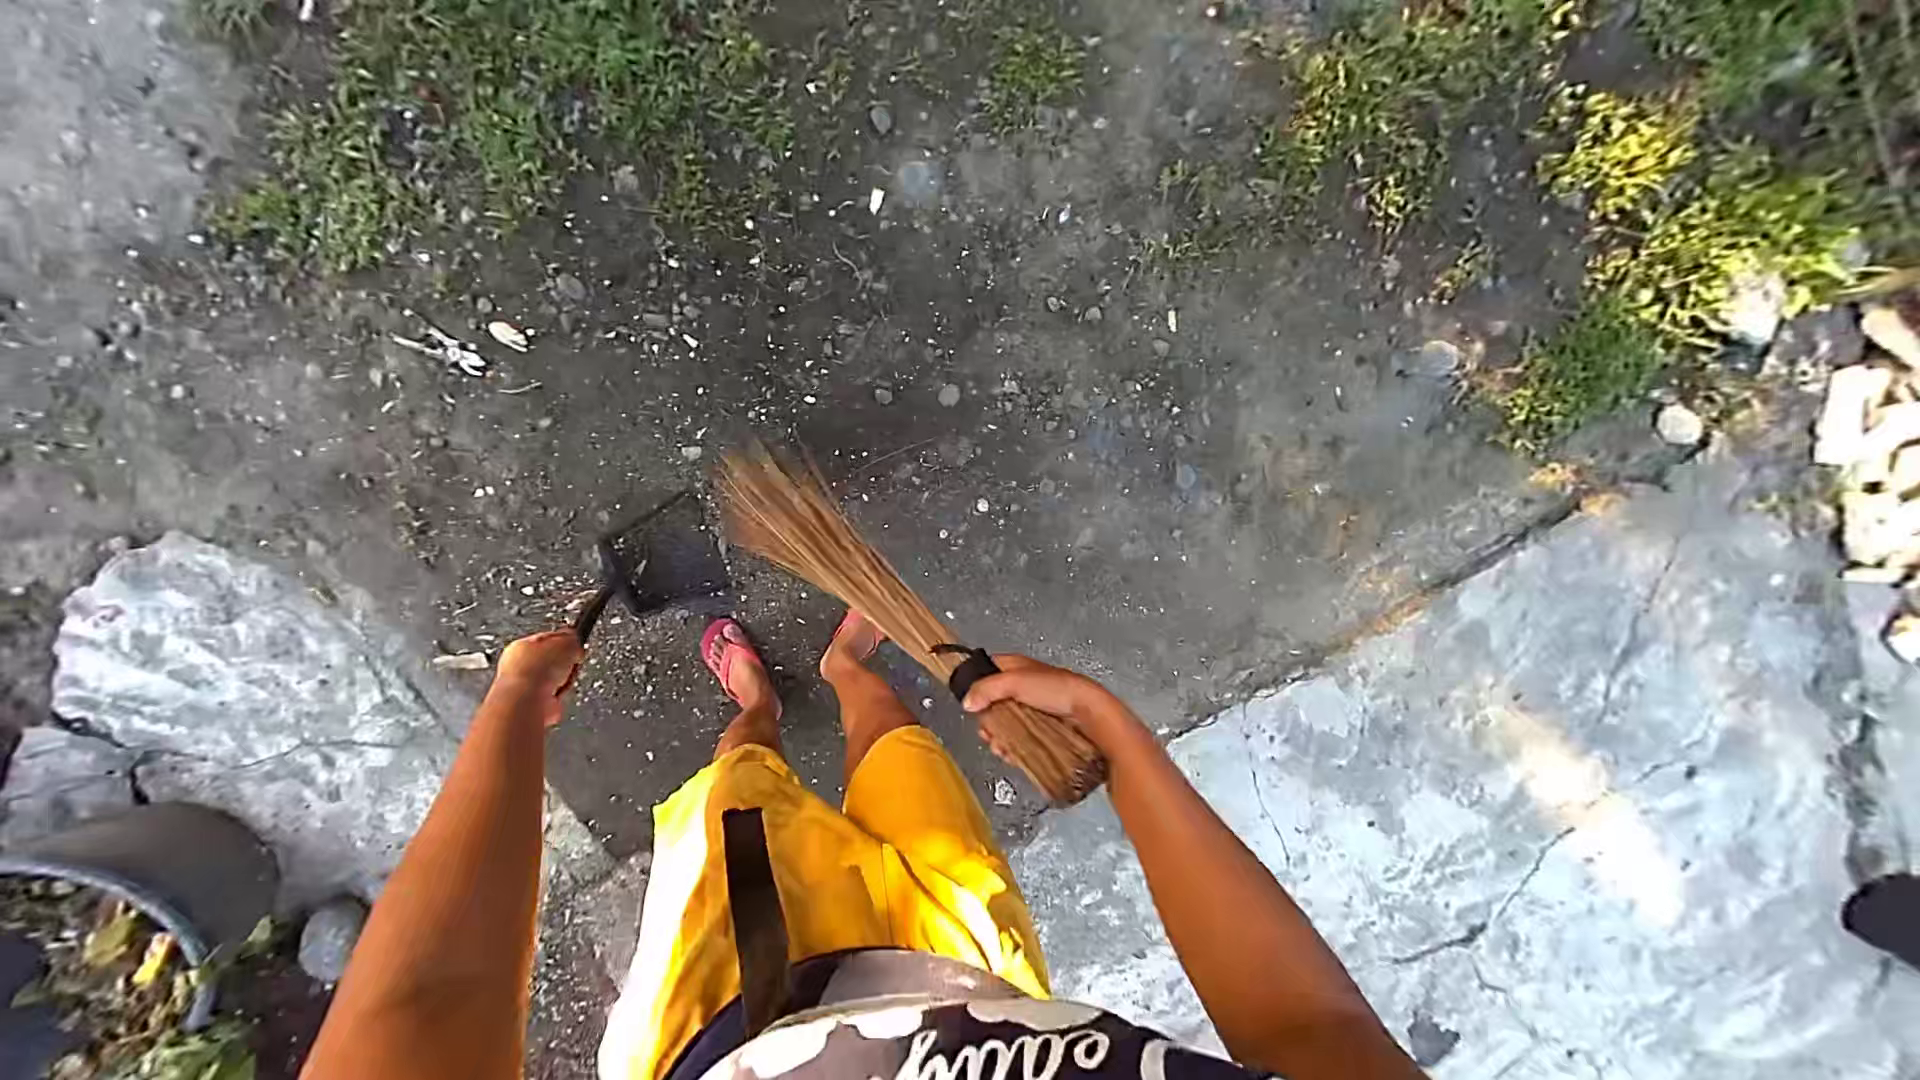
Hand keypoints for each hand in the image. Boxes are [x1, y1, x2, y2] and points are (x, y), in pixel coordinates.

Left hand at [492, 630, 584, 724]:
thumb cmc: (538, 668)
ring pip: (556, 680)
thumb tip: (576, 646)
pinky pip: (554, 696)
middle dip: (566, 664)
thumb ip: (573, 639)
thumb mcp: (568, 641)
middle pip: (553, 661)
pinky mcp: (531, 704)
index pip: (548, 640)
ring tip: (561, 681)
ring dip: (564, 681)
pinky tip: (555, 694)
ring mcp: (523, 686)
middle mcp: (517, 666)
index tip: (576, 646)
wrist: (528, 697)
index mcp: (520, 645)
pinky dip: (559, 695)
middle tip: (569, 664)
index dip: (566, 643)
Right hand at [961, 655, 1145, 752]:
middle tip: (988, 732)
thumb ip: (987, 688)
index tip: (971, 703)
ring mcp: (1033, 708)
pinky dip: (1013, 746)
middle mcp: (1024, 685)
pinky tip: (1012, 753)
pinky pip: (1019, 737)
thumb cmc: (1059, 690)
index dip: (976, 686)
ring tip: (1001, 747)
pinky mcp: (1042, 728)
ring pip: (1005, 723)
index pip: (986, 671)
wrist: (1091, 716)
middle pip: (993, 702)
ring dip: (999, 736)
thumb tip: (967, 701)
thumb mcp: (1016, 682)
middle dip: (988, 720)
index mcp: (1016, 666)